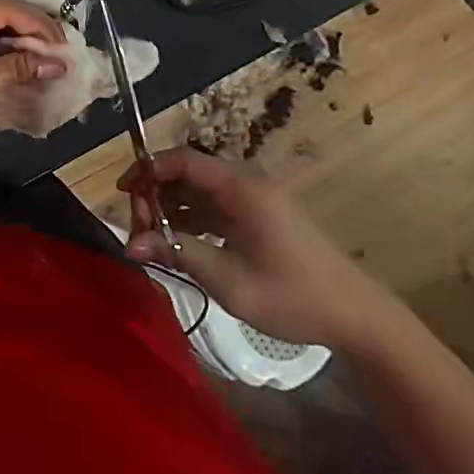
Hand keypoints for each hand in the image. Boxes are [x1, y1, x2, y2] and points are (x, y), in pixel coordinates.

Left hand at [0, 0, 66, 149]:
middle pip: (2, 14)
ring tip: (43, 65)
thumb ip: (17, 70)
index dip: (41, 27)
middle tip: (58, 57)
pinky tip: (17, 68)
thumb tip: (57, 65)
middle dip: (32, 36)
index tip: (64, 49)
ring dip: (17, 46)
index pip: (9, 9)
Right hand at [120, 148, 397, 349]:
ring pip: (198, 190)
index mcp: (242, 188)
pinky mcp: (257, 216)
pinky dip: (190, 218)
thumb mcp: (229, 280)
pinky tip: (174, 241)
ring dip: (170, 208)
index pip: (184, 160)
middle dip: (156, 194)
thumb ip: (179, 254)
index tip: (121, 192)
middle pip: (188, 173)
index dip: (148, 169)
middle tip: (138, 231)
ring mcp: (253, 199)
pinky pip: (213, 205)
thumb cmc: (292, 296)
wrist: (351, 313)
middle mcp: (246, 183)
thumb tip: (129, 244)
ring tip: (149, 239)